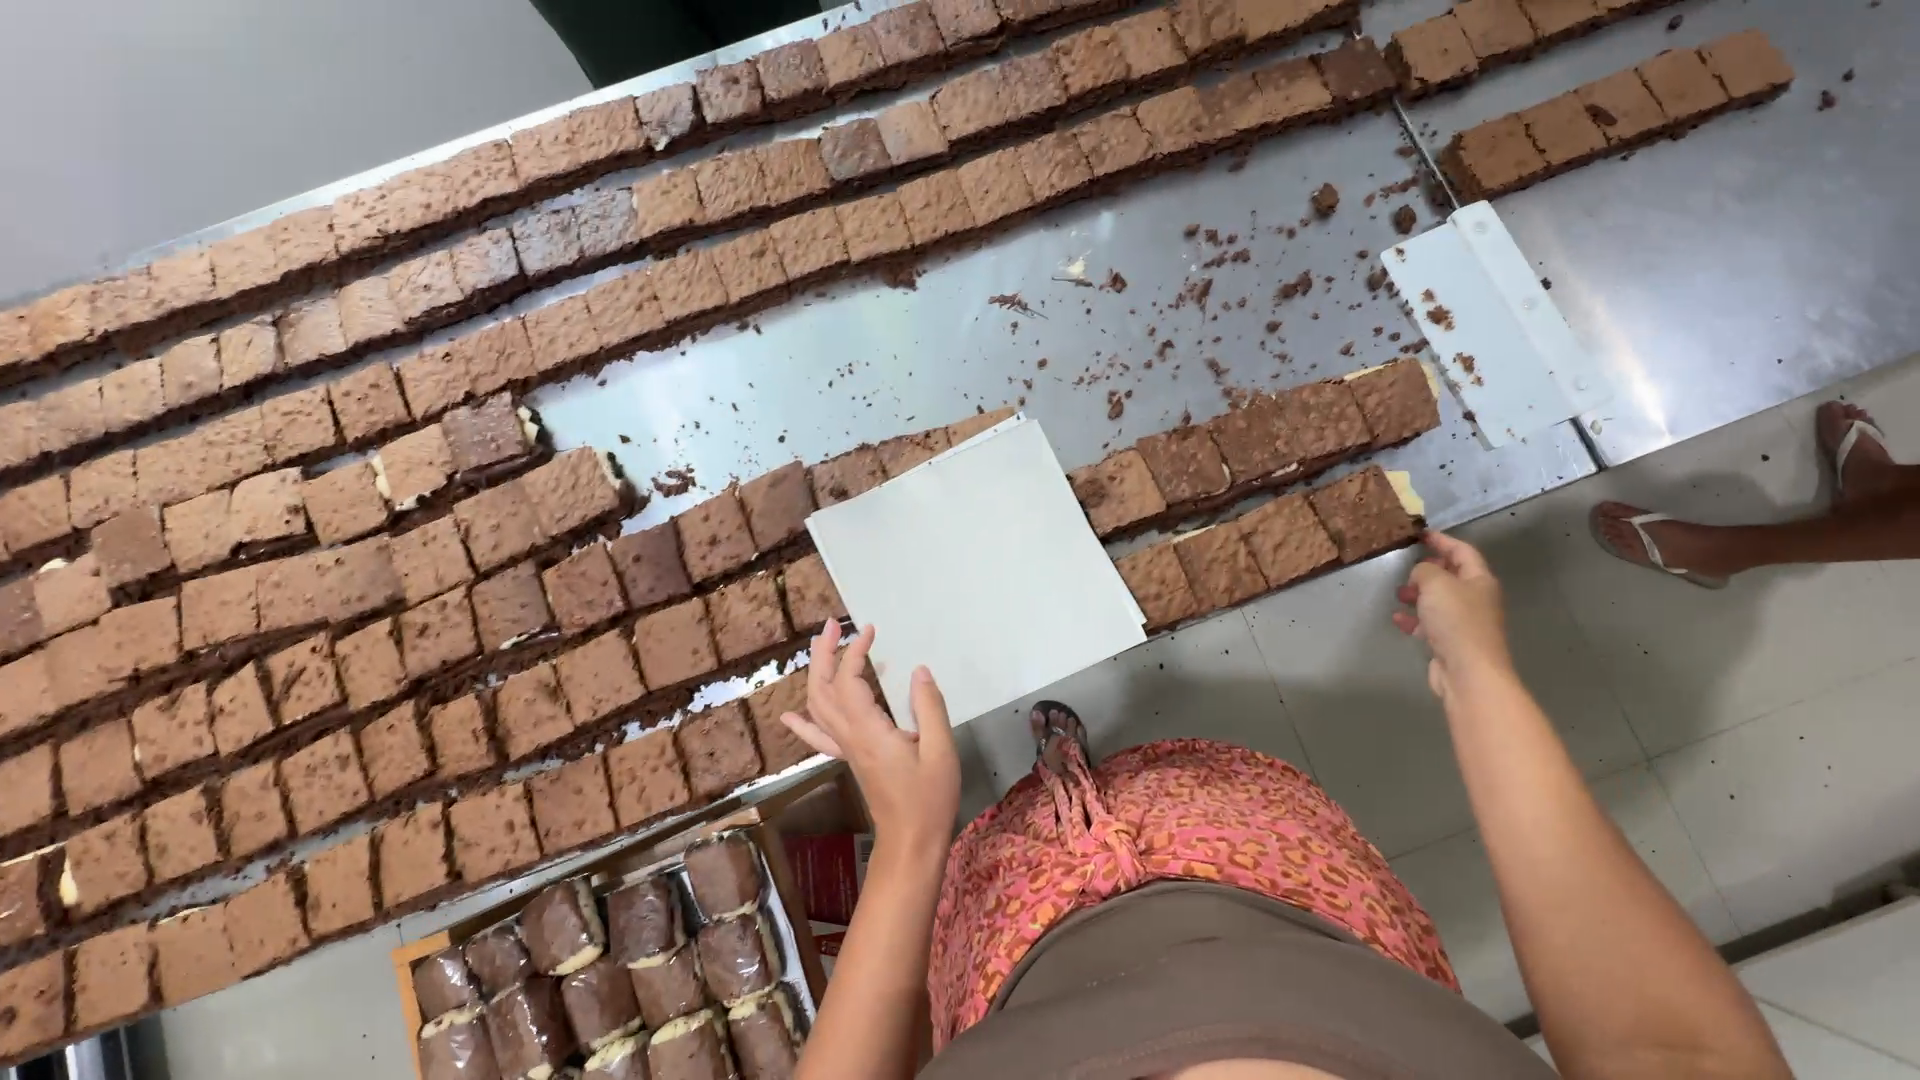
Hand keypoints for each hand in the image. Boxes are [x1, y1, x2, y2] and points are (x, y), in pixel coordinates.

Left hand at [781, 622, 959, 858]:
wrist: (912, 841)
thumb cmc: (929, 798)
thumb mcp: (940, 751)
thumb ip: (929, 708)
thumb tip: (918, 670)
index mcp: (869, 732)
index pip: (850, 681)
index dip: (856, 652)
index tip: (870, 631)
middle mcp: (850, 737)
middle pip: (822, 689)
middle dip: (824, 654)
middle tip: (832, 626)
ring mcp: (846, 750)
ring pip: (818, 707)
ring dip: (816, 674)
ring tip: (821, 648)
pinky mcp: (850, 760)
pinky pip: (819, 739)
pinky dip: (803, 723)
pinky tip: (789, 715)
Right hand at [1393, 531, 1514, 699]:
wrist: (1468, 670)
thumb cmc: (1456, 621)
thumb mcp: (1436, 583)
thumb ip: (1425, 570)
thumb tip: (1420, 573)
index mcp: (1479, 580)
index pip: (1463, 551)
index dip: (1442, 541)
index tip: (1421, 534)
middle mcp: (1476, 598)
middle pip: (1452, 576)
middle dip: (1429, 569)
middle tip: (1408, 566)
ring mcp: (1464, 622)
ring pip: (1439, 600)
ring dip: (1419, 594)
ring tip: (1399, 593)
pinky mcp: (1451, 641)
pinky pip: (1430, 623)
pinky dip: (1414, 619)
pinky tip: (1398, 619)